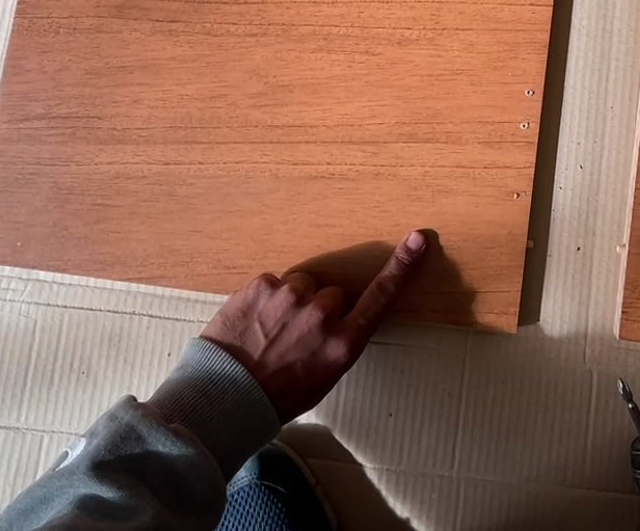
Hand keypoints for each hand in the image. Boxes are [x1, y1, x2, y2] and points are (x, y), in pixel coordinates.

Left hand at [202, 230, 428, 421]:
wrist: (222, 398)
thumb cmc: (276, 397)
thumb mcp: (322, 377)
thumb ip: (337, 341)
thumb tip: (336, 316)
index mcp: (342, 343)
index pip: (380, 297)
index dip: (402, 267)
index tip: (418, 240)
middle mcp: (323, 315)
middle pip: (333, 294)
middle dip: (318, 308)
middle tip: (293, 338)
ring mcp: (292, 296)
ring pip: (301, 285)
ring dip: (290, 302)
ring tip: (268, 333)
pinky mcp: (263, 284)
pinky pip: (273, 283)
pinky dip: (264, 300)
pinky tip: (252, 324)